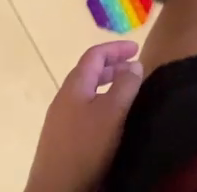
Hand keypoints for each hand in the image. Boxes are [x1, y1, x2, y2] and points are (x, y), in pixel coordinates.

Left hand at [25, 41, 143, 191]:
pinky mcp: (60, 139)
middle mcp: (64, 97)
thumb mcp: (112, 112)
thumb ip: (125, 85)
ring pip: (86, 92)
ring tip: (125, 95)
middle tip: (134, 70)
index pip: (95, 54)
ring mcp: (59, 119)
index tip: (137, 49)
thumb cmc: (85, 147)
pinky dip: (99, 104)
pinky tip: (109, 122)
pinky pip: (82, 110)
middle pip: (89, 71)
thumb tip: (134, 64)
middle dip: (113, 66)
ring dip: (106, 87)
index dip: (116, 48)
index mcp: (74, 85)